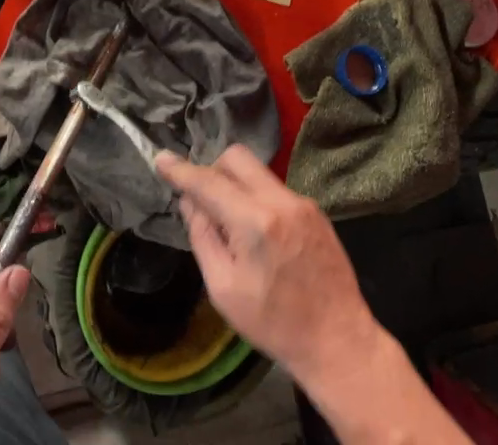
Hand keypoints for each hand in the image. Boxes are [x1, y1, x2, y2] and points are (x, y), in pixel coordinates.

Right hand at [155, 145, 380, 382]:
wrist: (337, 339)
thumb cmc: (274, 323)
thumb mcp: (223, 288)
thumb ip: (203, 237)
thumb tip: (190, 202)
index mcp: (255, 222)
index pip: (209, 182)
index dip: (181, 170)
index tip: (160, 159)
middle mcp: (281, 201)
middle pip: (237, 158)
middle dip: (212, 169)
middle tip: (202, 201)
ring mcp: (303, 203)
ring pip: (257, 172)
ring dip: (235, 186)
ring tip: (231, 226)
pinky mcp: (316, 211)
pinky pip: (275, 189)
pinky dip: (256, 199)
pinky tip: (257, 235)